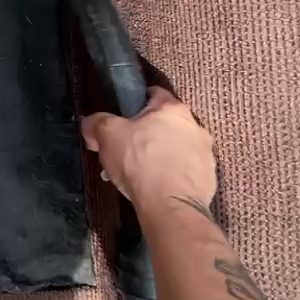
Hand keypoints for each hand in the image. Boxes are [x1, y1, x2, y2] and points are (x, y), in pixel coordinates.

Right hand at [80, 86, 216, 210]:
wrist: (170, 206)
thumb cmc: (140, 162)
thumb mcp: (106, 134)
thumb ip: (96, 122)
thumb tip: (91, 124)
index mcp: (172, 109)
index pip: (153, 93)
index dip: (134, 100)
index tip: (121, 114)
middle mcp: (195, 126)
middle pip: (164, 122)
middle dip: (145, 132)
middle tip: (124, 147)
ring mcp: (205, 153)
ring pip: (175, 147)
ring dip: (158, 153)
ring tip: (137, 172)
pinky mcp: (208, 177)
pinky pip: (183, 169)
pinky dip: (169, 173)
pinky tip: (152, 185)